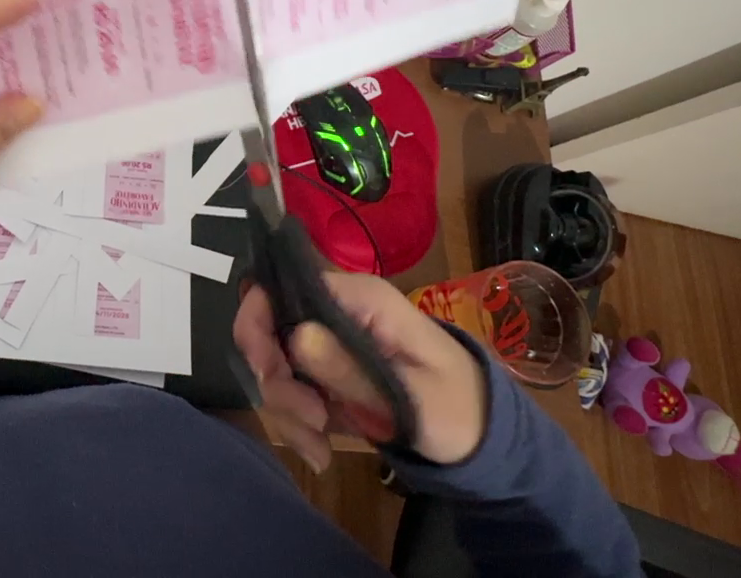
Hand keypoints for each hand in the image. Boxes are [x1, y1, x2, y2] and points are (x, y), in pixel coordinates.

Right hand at [232, 271, 486, 471]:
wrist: (482, 441)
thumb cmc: (459, 409)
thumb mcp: (412, 397)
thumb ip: (352, 368)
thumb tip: (296, 336)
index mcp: (358, 299)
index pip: (282, 286)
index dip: (258, 323)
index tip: (267, 373)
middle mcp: (336, 310)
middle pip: (270, 329)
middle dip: (277, 381)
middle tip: (310, 420)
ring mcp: (328, 341)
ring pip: (275, 366)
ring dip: (288, 411)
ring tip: (321, 448)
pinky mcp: (326, 371)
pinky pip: (291, 391)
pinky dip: (297, 425)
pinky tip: (321, 452)